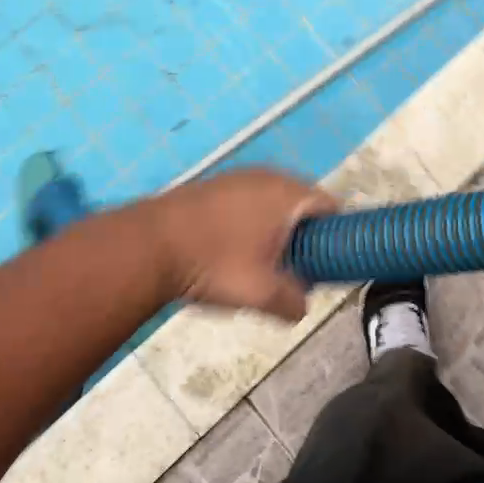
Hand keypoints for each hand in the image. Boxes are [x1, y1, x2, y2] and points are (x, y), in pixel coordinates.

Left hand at [141, 167, 335, 321]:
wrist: (149, 245)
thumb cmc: (214, 264)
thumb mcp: (260, 294)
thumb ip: (292, 302)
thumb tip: (302, 306)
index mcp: (288, 194)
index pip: (331, 206)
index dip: (334, 235)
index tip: (325, 262)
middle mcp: (269, 175)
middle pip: (302, 203)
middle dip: (302, 234)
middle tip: (292, 268)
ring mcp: (239, 176)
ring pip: (273, 201)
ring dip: (274, 228)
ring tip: (258, 262)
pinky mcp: (215, 184)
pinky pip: (248, 200)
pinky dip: (249, 221)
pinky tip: (230, 249)